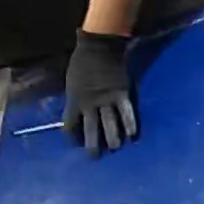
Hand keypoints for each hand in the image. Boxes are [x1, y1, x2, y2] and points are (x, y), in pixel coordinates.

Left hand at [63, 30, 137, 157]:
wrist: (100, 46)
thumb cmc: (82, 62)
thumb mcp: (71, 81)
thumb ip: (74, 97)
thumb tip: (75, 110)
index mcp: (74, 100)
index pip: (70, 125)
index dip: (72, 137)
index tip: (75, 144)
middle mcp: (90, 104)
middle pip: (91, 129)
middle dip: (93, 145)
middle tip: (95, 157)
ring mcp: (107, 100)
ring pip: (110, 124)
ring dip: (113, 138)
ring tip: (116, 148)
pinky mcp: (122, 94)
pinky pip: (127, 113)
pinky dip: (130, 124)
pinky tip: (133, 135)